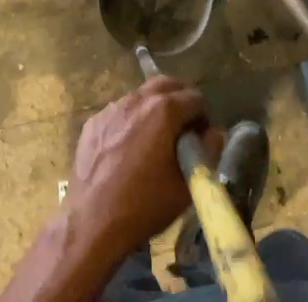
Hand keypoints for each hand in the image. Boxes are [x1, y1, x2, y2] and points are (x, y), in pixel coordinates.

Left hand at [66, 76, 223, 253]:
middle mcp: (137, 99)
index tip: (200, 139)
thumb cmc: (144, 205)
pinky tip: (128, 150)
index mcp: (163, 110)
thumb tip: (215, 133)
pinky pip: (119, 112)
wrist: (91, 222)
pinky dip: (131, 121)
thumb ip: (208, 152)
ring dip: (154, 108)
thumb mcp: (187, 185)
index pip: (195, 98)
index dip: (203, 117)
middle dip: (180, 101)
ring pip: (141, 96)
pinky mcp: (93, 123)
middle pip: (167, 85)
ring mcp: (111, 109)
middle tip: (183, 129)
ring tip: (155, 140)